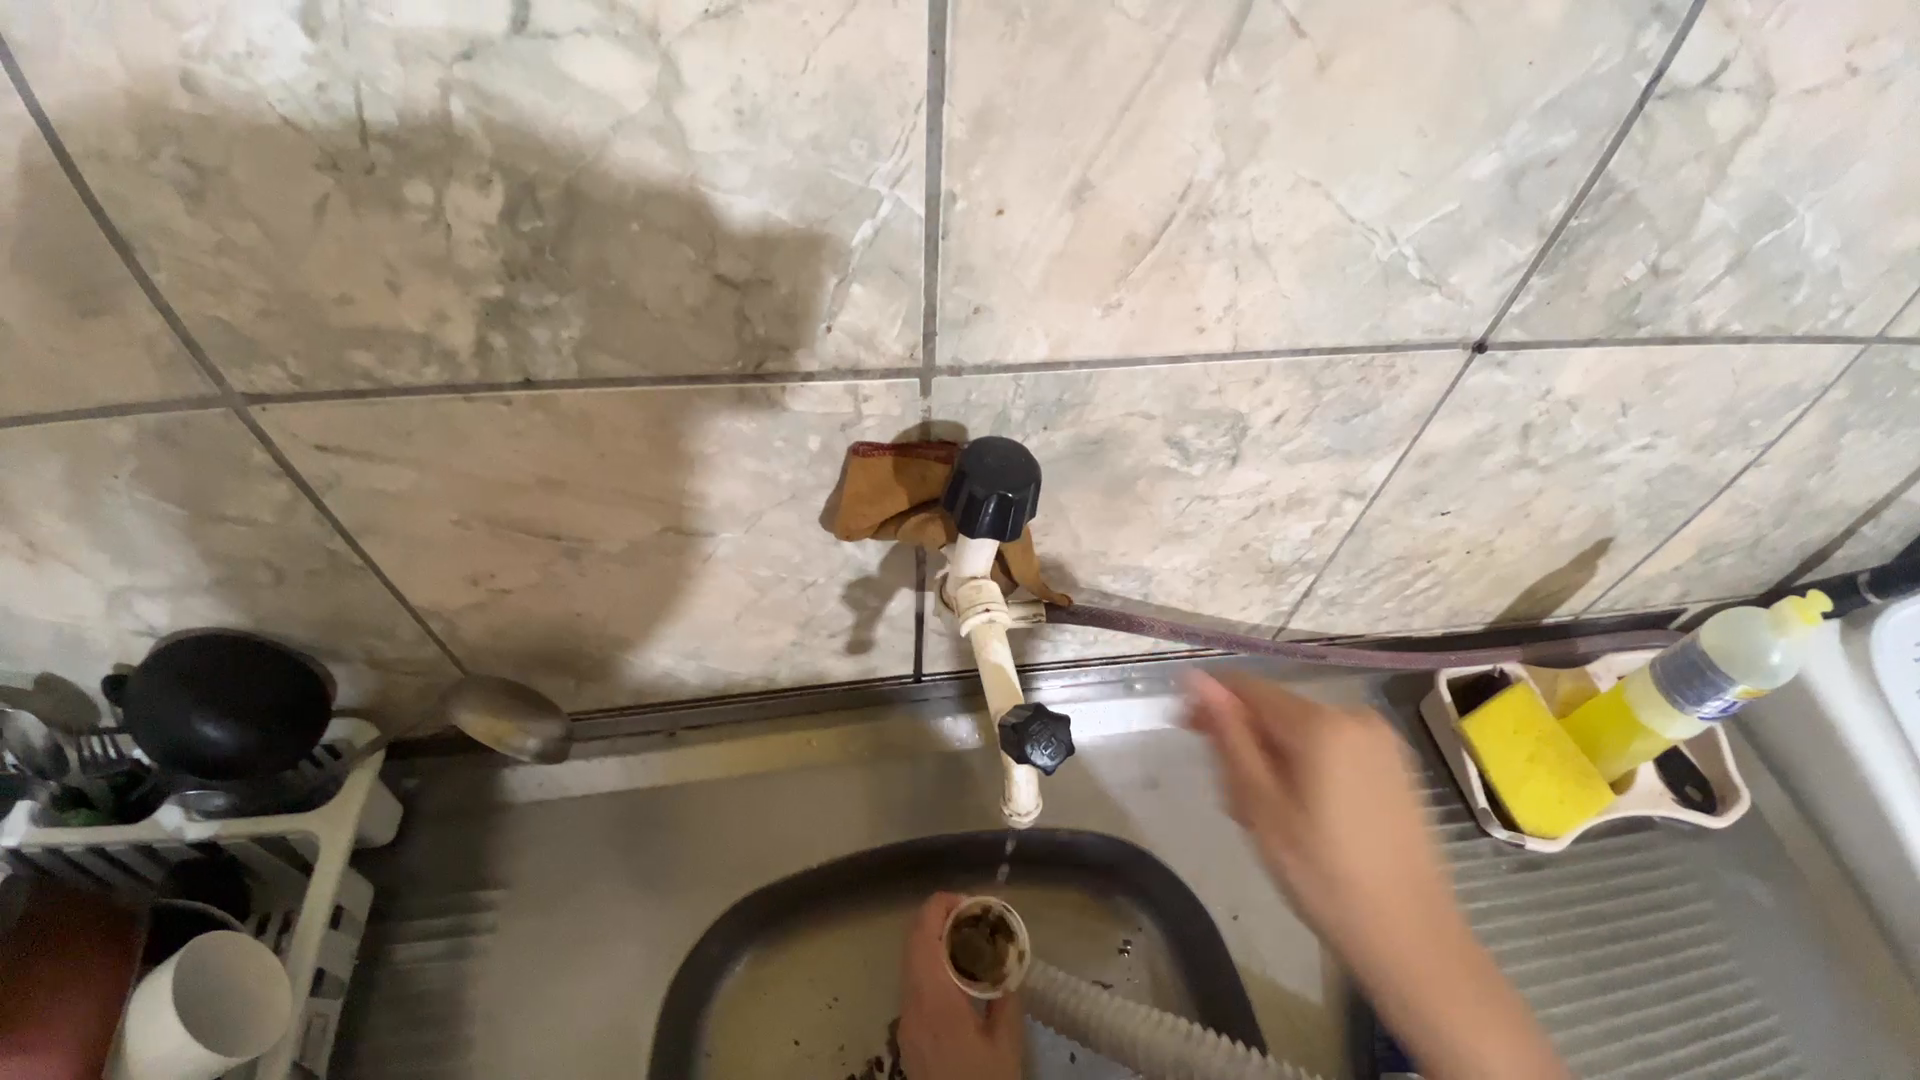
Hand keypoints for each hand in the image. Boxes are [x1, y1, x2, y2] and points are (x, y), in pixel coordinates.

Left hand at [897, 892, 1022, 1079]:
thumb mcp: (1008, 1044)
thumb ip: (1006, 995)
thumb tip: (1008, 959)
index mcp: (935, 1001)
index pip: (923, 934)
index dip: (942, 906)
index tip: (973, 901)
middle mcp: (911, 1005)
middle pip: (912, 942)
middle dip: (940, 919)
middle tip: (976, 916)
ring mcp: (905, 1021)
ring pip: (911, 963)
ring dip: (937, 942)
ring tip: (974, 942)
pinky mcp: (908, 1036)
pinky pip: (915, 984)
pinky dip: (935, 966)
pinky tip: (963, 976)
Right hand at [1183, 671, 1454, 961]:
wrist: (1411, 938)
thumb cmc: (1322, 875)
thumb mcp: (1259, 805)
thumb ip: (1228, 736)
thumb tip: (1196, 678)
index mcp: (1321, 723)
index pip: (1247, 687)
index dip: (1209, 703)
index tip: (1185, 731)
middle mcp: (1355, 716)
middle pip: (1274, 711)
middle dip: (1242, 743)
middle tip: (1232, 802)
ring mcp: (1382, 741)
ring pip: (1300, 732)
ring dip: (1270, 760)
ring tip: (1263, 818)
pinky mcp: (1394, 765)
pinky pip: (1331, 748)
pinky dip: (1304, 768)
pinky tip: (1300, 815)